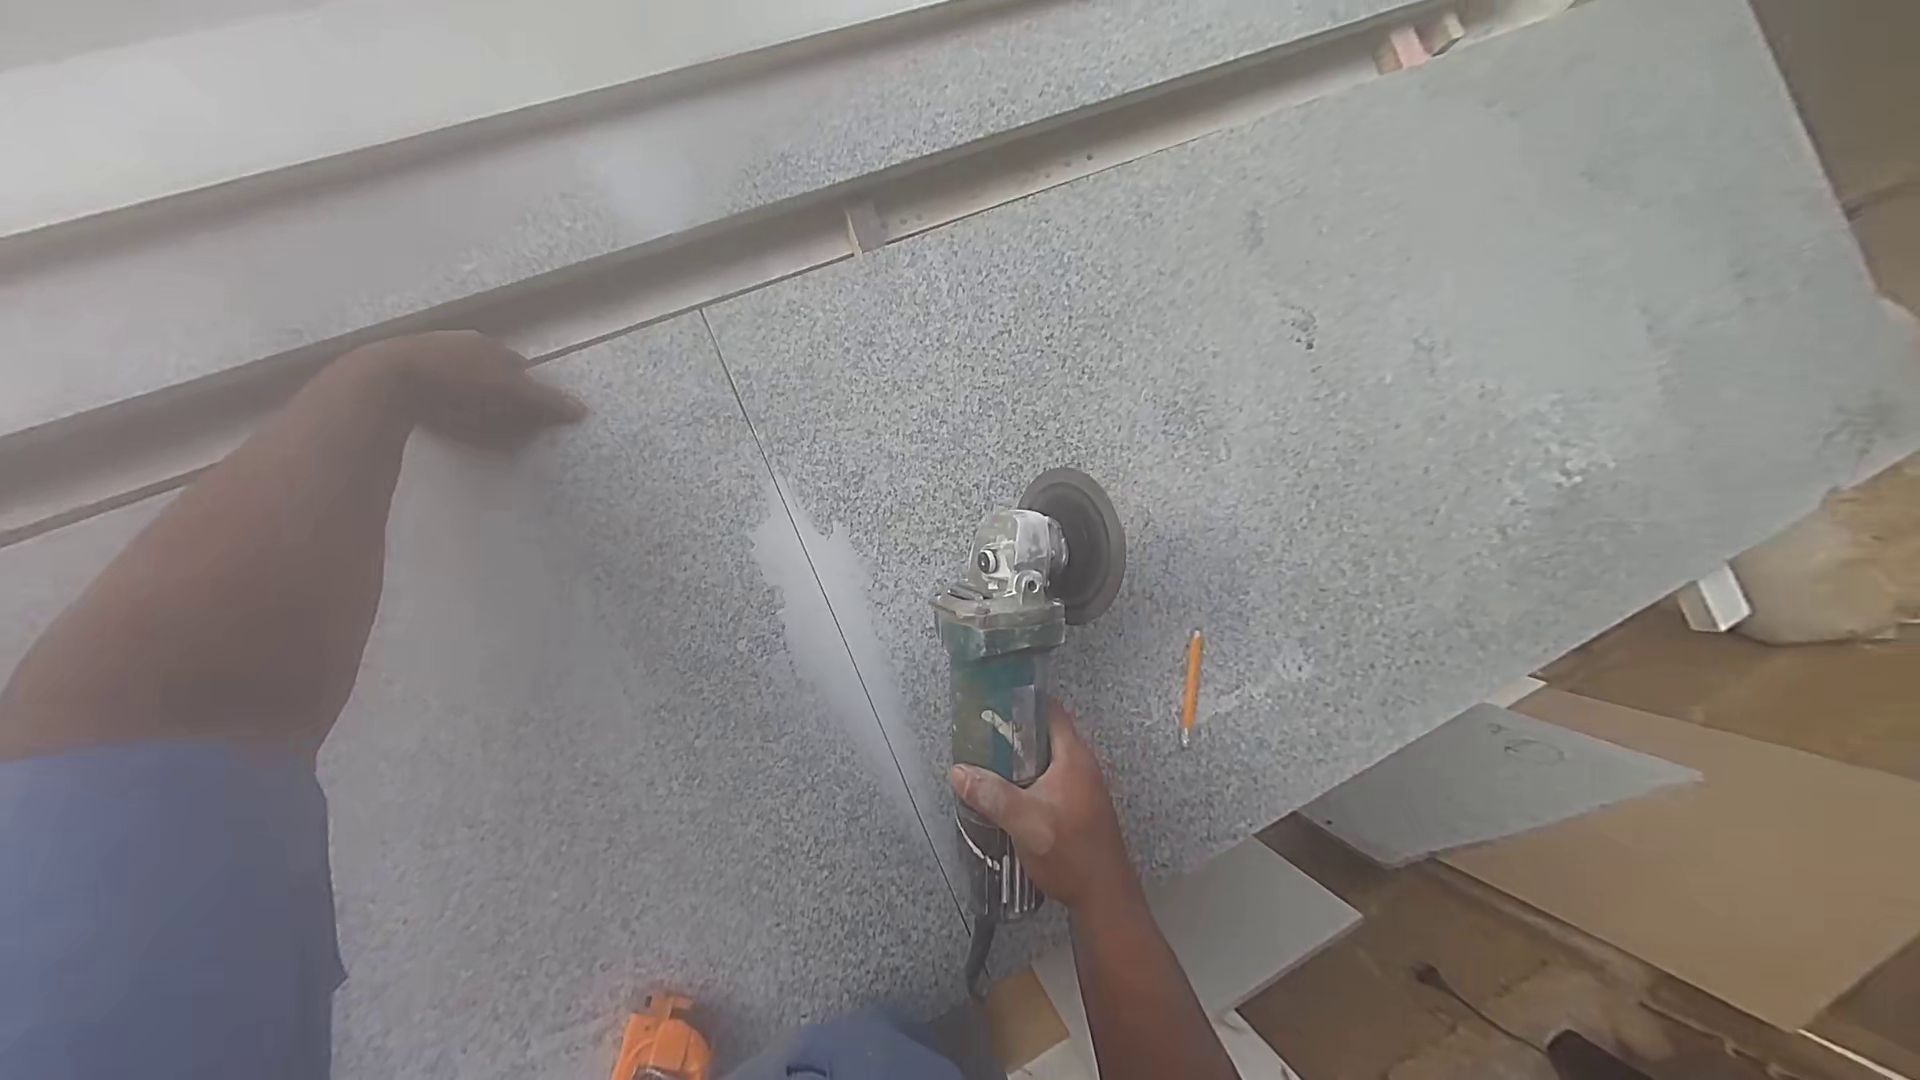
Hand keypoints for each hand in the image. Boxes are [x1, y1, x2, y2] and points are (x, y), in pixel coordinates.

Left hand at [340, 330, 586, 444]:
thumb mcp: (512, 393)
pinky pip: (434, 392)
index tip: (531, 415)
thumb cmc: (459, 382)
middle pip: (490, 373)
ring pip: (461, 381)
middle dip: (500, 395)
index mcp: (486, 344)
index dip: (527, 392)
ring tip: (477, 426)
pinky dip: (444, 405)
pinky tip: (446, 421)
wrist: (385, 382)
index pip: (518, 368)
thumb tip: (581, 410)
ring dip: (472, 400)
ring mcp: (425, 355)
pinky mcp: (398, 373)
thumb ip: (546, 402)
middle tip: (507, 423)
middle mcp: (457, 343)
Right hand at [949, 703, 1141, 913]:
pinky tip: (1009, 794)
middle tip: (983, 736)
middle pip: (1045, 734)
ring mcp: (1082, 787)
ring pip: (1046, 760)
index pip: (1051, 711)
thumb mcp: (1025, 821)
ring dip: (1020, 760)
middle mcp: (1081, 765)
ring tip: (989, 764)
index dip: (1024, 701)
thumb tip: (959, 772)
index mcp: (1073, 756)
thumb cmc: (1071, 853)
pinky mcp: (1078, 807)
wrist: (1104, 898)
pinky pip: (1050, 780)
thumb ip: (992, 795)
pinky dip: (1029, 779)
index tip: (995, 702)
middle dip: (1014, 733)